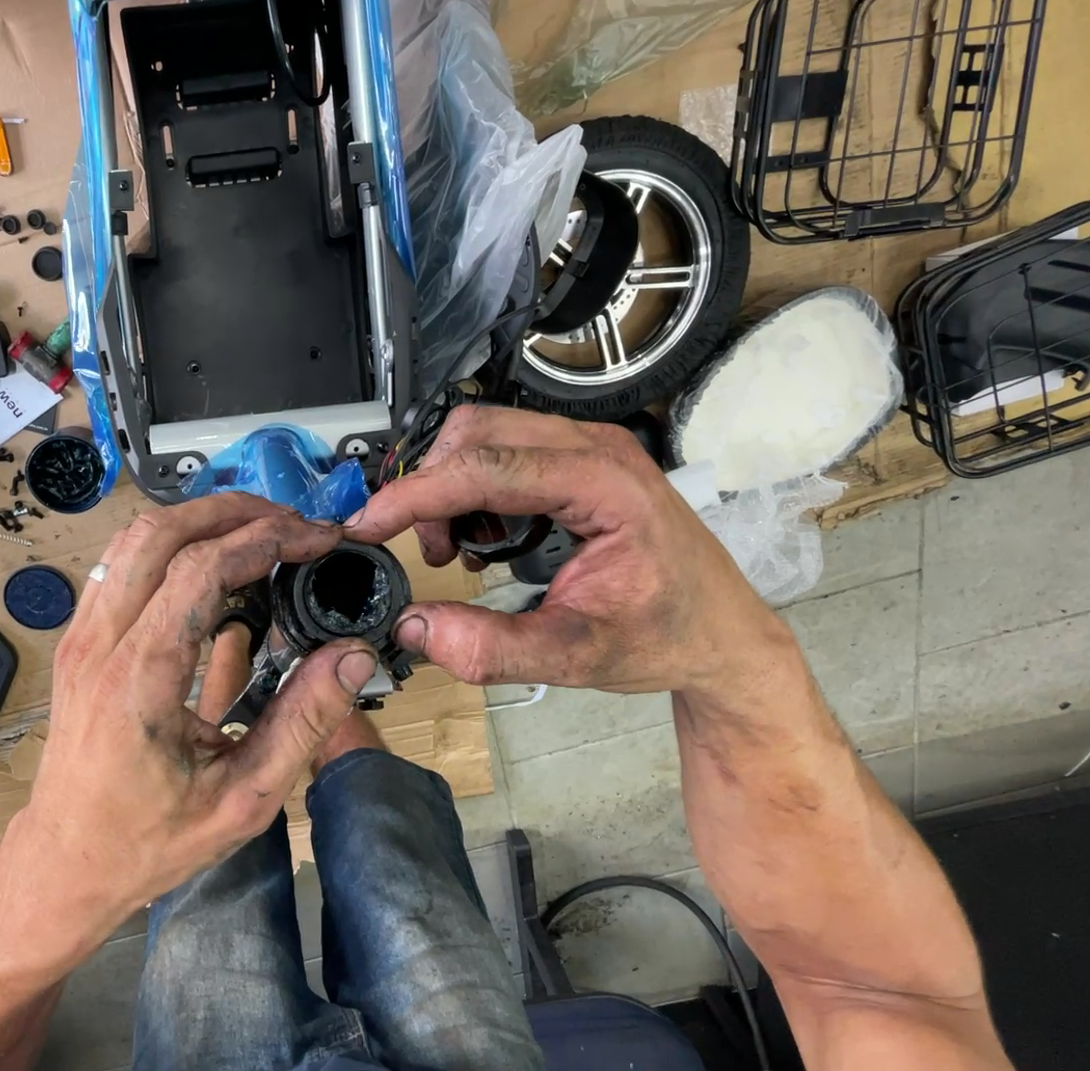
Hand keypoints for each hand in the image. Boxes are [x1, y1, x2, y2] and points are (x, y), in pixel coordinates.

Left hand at [0, 493, 379, 958]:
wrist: (67, 860)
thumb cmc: (151, 840)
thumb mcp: (243, 798)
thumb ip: (303, 722)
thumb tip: (354, 655)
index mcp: (139, 678)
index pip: (200, 569)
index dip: (267, 539)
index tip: (317, 539)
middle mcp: (99, 642)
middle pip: (159, 532)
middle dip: (234, 512)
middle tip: (292, 524)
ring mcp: (80, 635)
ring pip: (131, 538)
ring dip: (198, 520)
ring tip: (258, 532)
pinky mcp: (78, 639)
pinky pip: (119, 563)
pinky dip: (168, 543)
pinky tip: (209, 562)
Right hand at [345, 405, 787, 696]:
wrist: (720, 633)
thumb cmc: (666, 637)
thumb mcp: (576, 656)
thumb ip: (491, 647)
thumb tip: (414, 627)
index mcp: (605, 485)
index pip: (486, 467)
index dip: (416, 495)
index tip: (369, 525)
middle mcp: (594, 449)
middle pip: (476, 434)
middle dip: (432, 489)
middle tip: (432, 551)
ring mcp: (587, 448)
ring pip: (482, 435)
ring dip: (450, 487)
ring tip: (460, 548)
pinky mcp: (577, 460)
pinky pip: (500, 449)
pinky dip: (471, 489)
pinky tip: (487, 537)